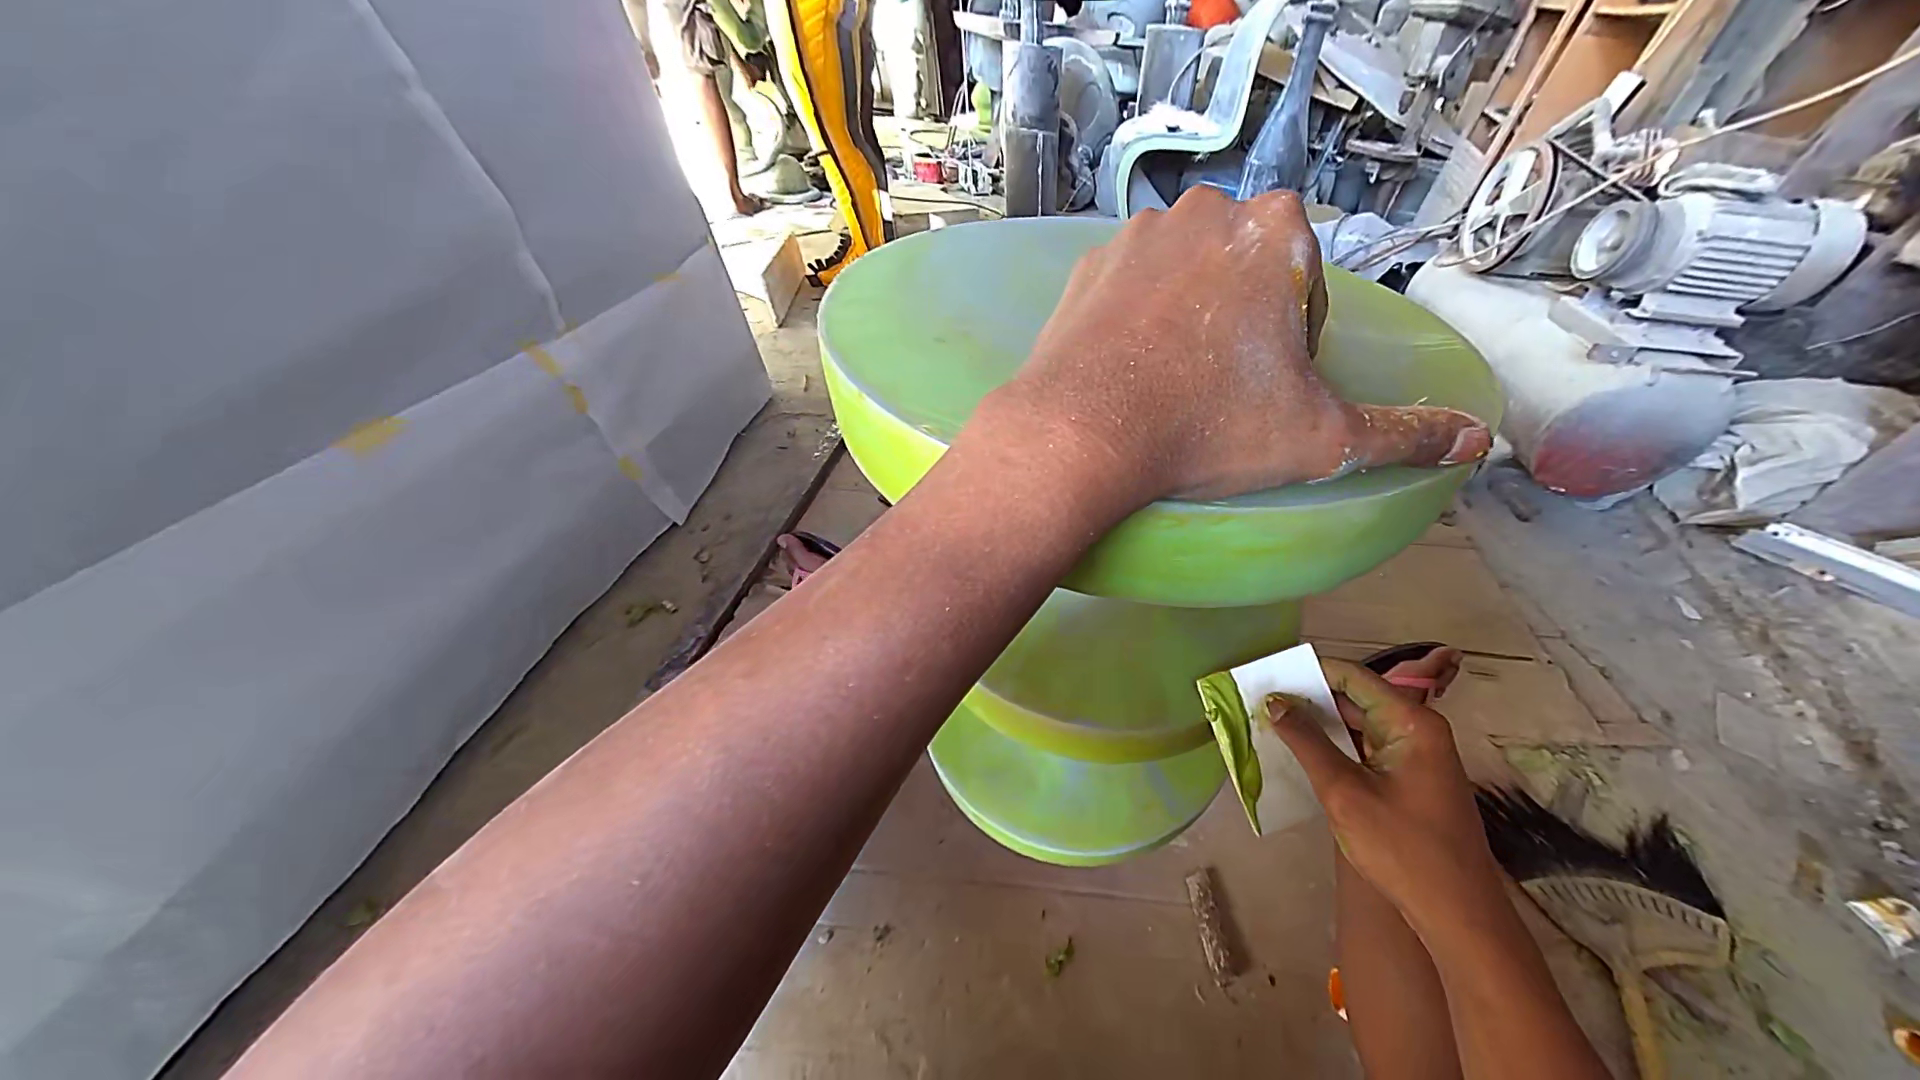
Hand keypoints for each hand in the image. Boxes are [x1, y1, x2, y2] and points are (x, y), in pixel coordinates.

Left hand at [983, 186, 1489, 504]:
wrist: (1082, 432)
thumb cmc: (1203, 427)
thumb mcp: (1317, 438)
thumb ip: (1401, 432)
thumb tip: (1472, 442)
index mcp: (1274, 232)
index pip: (1304, 282)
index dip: (1291, 338)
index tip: (1266, 381)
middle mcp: (1202, 214)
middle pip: (1241, 272)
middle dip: (1240, 321)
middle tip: (1216, 385)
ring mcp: (1134, 238)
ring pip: (1181, 277)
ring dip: (1185, 317)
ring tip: (1170, 380)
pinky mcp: (1085, 270)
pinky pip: (1126, 291)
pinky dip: (1133, 321)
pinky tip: (1128, 367)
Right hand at [1267, 657, 1503, 932]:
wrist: (1458, 916)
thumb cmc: (1402, 849)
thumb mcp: (1343, 791)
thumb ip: (1306, 741)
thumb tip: (1275, 702)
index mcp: (1411, 723)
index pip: (1352, 676)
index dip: (1308, 671)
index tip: (1267, 675)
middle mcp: (1418, 730)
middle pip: (1354, 697)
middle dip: (1308, 698)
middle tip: (1261, 702)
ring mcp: (1416, 755)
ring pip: (1357, 723)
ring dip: (1318, 724)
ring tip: (1272, 723)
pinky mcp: (1409, 777)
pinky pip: (1364, 747)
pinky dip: (1333, 746)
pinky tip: (1301, 751)